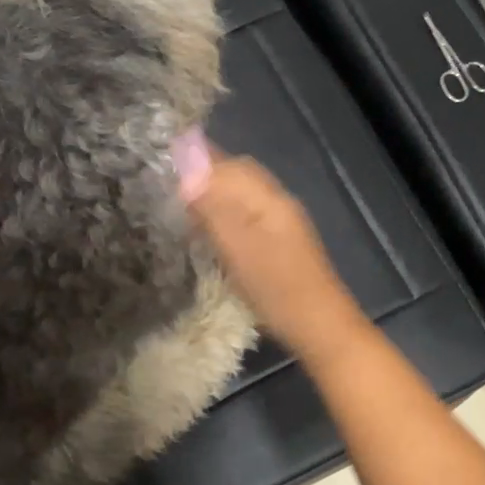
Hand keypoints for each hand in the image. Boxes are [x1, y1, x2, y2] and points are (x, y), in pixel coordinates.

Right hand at [174, 132, 366, 365]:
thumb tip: (184, 174)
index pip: (230, 165)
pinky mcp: (279, 244)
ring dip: (216, 191)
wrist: (319, 326)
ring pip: (244, 194)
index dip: (198, 158)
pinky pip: (247, 213)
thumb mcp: (238, 249)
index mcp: (269, 199)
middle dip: (206, 171)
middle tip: (170, 181)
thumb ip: (213, 210)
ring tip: (183, 202)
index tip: (165, 158)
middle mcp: (277, 204)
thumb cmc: (276, 288)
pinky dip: (225, 211)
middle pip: (240, 175)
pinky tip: (209, 228)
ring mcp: (281, 224)